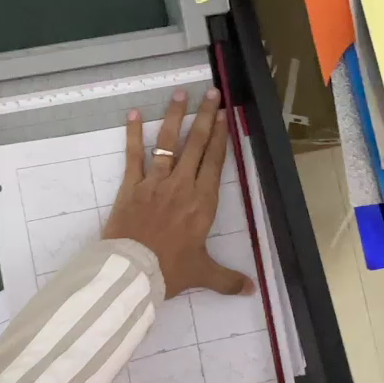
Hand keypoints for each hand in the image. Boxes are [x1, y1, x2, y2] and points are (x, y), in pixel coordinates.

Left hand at [102, 88, 255, 299]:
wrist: (131, 270)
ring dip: (174, 116)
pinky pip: (133, 155)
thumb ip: (227, 279)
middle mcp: (181, 185)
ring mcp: (155, 182)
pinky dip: (132, 134)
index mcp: (202, 202)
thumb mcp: (202, 274)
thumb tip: (252, 290)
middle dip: (205, 116)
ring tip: (180, 93)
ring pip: (166, 142)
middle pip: (195, 144)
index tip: (225, 115)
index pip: (214, 162)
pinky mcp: (131, 186)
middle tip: (212, 93)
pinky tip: (133, 113)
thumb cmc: (170, 270)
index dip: (221, 137)